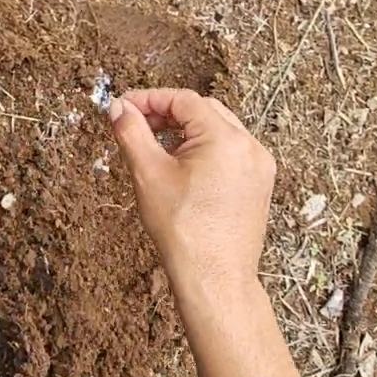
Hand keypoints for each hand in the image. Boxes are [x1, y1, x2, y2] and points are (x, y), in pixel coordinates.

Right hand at [108, 89, 300, 376]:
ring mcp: (258, 166)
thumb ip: (131, 132)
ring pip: (216, 129)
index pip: (183, 100)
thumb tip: (118, 108)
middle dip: (165, 112)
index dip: (148, 99)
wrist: (214, 277)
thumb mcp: (147, 173)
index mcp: (225, 139)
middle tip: (134, 122)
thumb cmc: (182, 229)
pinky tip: (178, 165)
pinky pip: (228, 151)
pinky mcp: (257, 184)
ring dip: (183, 129)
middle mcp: (249, 147)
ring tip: (153, 145)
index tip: (122, 108)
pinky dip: (201, 147)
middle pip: (202, 110)